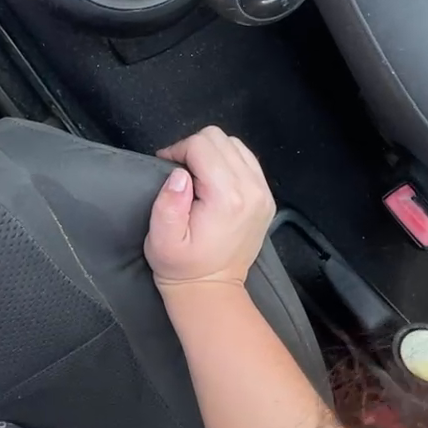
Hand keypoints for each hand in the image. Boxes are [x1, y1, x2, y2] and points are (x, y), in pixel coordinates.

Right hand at [145, 127, 276, 293]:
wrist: (212, 289)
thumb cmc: (181, 265)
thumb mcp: (161, 240)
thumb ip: (168, 204)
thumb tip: (178, 173)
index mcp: (226, 198)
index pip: (200, 145)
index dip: (176, 151)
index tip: (166, 170)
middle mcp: (251, 190)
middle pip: (218, 138)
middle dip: (193, 148)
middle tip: (180, 173)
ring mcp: (263, 193)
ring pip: (234, 144)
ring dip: (211, 153)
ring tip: (197, 176)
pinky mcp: (266, 197)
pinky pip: (246, 158)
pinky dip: (226, 160)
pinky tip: (214, 179)